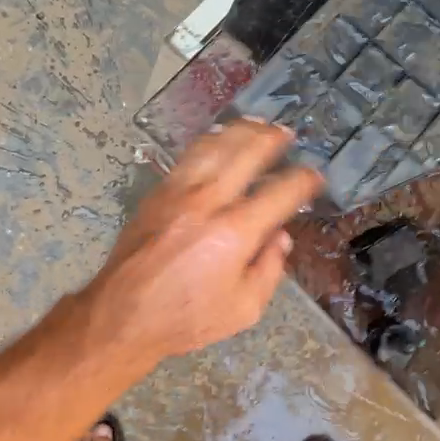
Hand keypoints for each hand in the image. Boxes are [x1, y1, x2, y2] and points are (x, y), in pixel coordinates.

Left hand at [78, 120, 322, 366]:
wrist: (124, 311)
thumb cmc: (187, 316)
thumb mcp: (243, 309)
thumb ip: (269, 270)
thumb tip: (280, 236)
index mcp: (234, 233)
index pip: (279, 193)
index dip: (303, 181)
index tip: (315, 176)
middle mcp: (208, 201)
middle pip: (245, 154)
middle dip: (271, 139)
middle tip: (287, 134)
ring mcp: (179, 191)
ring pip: (214, 146)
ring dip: (240, 130)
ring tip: (258, 124)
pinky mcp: (159, 191)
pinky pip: (189, 155)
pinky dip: (210, 140)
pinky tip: (219, 137)